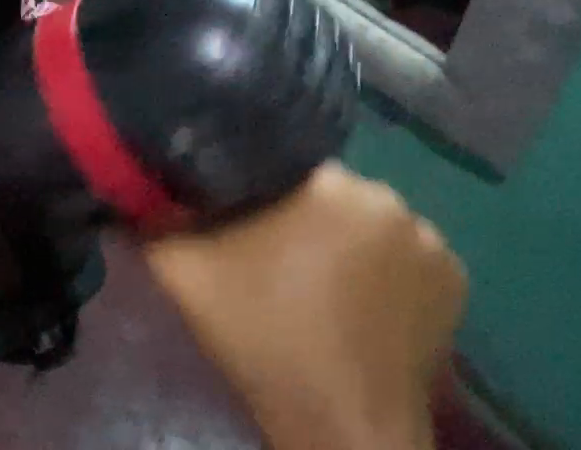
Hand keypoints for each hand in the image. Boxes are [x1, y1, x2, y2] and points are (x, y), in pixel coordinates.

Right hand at [143, 163, 466, 449]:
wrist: (338, 424)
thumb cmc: (258, 332)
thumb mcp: (176, 264)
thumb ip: (148, 210)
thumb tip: (125, 176)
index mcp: (330, 185)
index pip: (278, 157)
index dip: (249, 182)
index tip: (228, 210)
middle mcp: (391, 201)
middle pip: (323, 187)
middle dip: (294, 208)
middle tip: (260, 244)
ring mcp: (433, 244)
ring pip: (362, 218)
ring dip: (336, 235)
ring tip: (303, 272)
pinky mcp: (455, 283)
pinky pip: (398, 252)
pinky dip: (374, 264)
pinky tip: (346, 293)